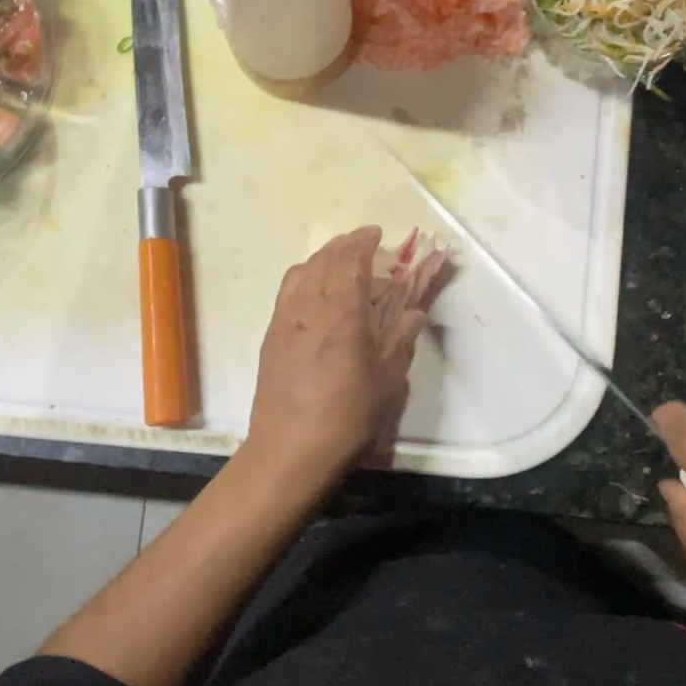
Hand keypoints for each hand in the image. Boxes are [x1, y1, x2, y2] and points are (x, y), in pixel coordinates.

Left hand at [244, 226, 424, 481]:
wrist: (290, 451)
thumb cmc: (347, 419)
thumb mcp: (387, 384)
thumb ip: (400, 342)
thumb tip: (415, 312)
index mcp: (343, 315)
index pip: (351, 263)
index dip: (363, 243)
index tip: (376, 233)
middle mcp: (309, 309)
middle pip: (323, 261)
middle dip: (343, 245)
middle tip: (361, 242)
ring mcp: (284, 322)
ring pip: (300, 273)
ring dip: (321, 258)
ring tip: (337, 260)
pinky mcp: (270, 339)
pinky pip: (286, 293)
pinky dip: (303, 278)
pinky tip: (312, 291)